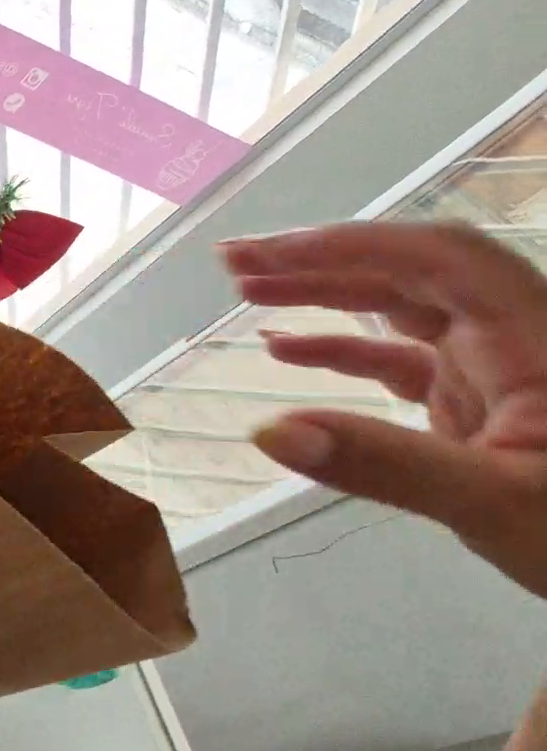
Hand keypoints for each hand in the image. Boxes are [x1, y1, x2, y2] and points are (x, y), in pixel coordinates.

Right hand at [224, 222, 546, 596]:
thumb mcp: (498, 505)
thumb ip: (385, 465)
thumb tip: (267, 431)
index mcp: (538, 339)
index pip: (438, 260)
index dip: (349, 245)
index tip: (265, 254)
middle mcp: (521, 338)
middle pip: (414, 273)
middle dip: (321, 259)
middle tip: (233, 261)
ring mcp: (499, 370)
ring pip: (404, 307)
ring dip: (324, 293)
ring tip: (248, 290)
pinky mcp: (478, 402)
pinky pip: (400, 358)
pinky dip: (339, 348)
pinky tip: (282, 350)